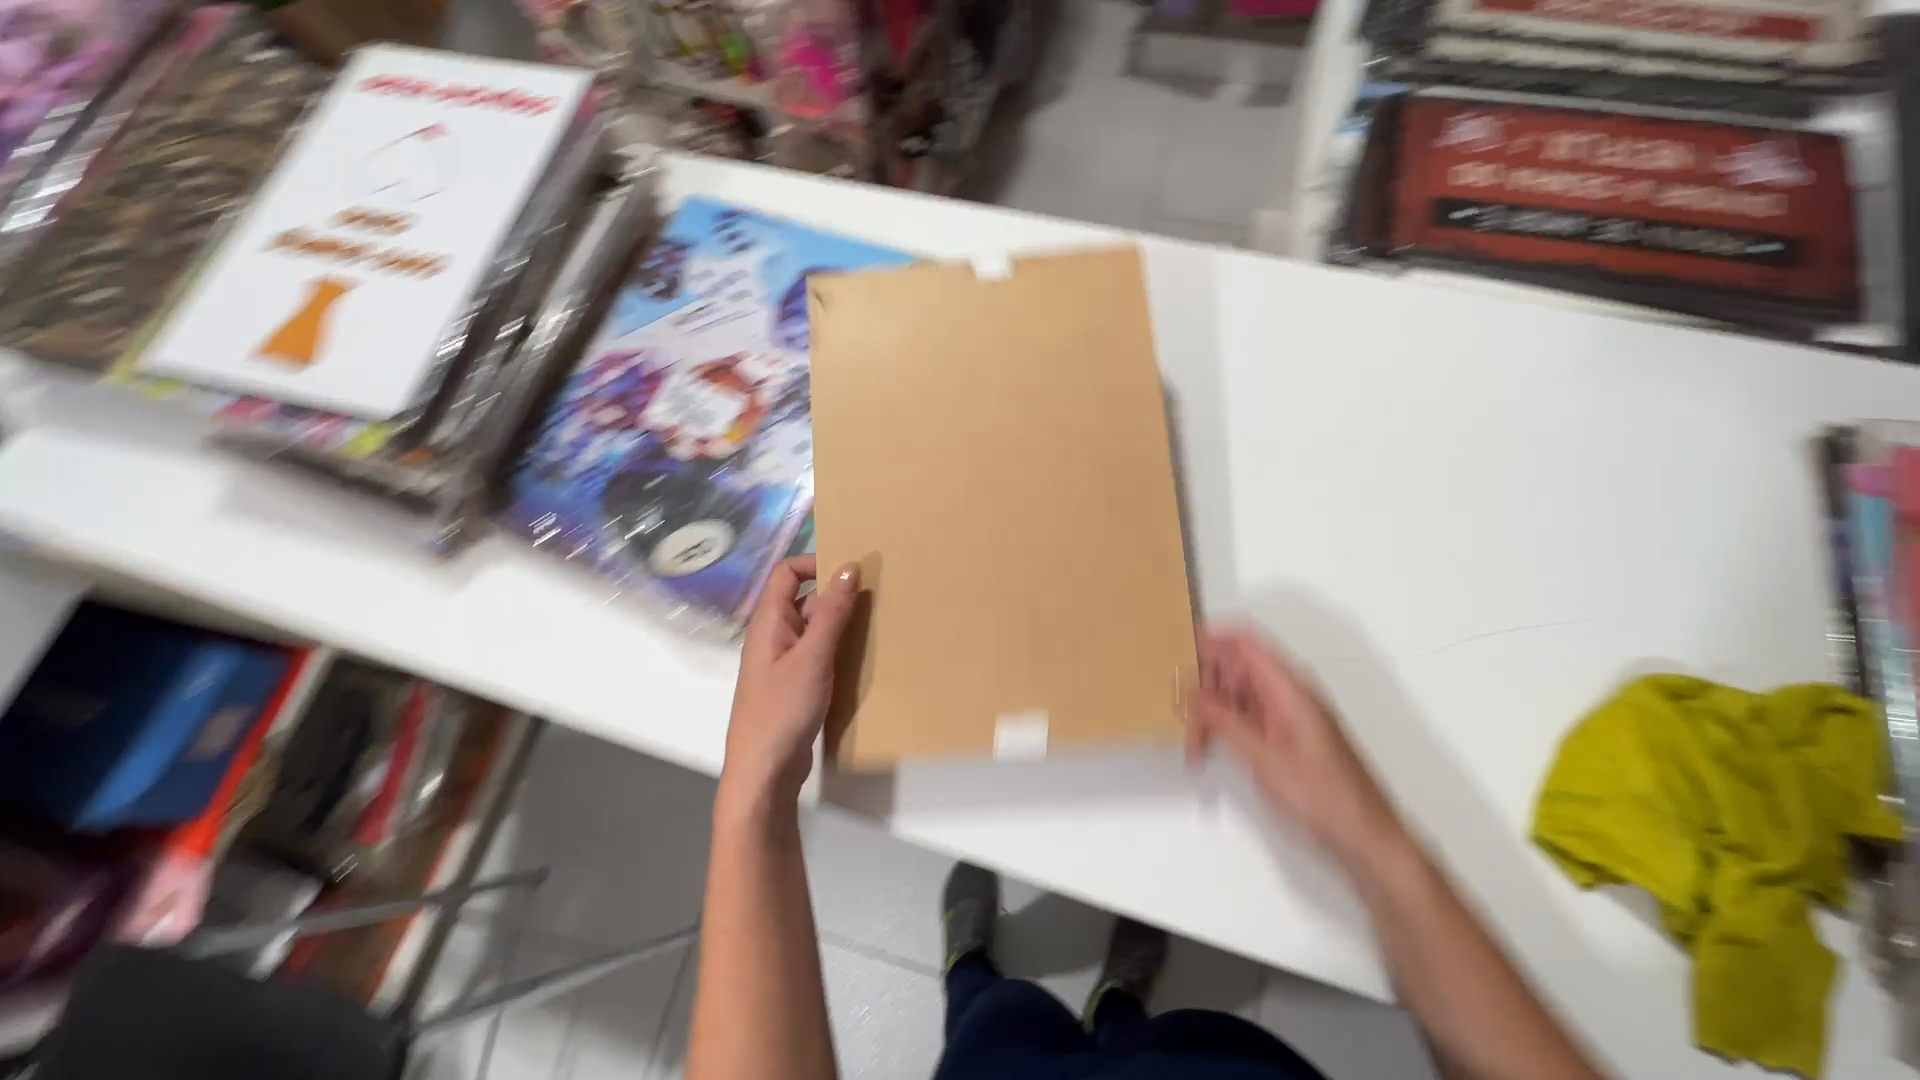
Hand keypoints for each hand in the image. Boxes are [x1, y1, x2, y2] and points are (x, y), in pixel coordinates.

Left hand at [722, 555, 860, 805]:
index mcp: (769, 622)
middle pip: (803, 599)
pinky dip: (839, 649)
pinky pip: (818, 654)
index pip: (787, 573)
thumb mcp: (812, 657)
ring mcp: (783, 663)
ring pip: (814, 628)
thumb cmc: (782, 709)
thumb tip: (850, 567)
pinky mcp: (795, 686)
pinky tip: (863, 658)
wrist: (764, 771)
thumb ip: (831, 613)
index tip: (853, 570)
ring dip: (841, 623)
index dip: (815, 562)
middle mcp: (773, 637)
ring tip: (877, 624)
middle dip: (836, 594)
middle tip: (876, 596)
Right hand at [1184, 625, 1407, 867]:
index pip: (1244, 644)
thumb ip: (1224, 719)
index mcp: (1289, 688)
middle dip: (1202, 686)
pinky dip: (1221, 729)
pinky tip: (1205, 751)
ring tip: (1191, 743)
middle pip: (1234, 669)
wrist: (1363, 835)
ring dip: (1208, 713)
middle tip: (1179, 711)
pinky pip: (1243, 718)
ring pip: (1234, 696)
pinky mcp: (1281, 737)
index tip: (1177, 650)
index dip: (1211, 639)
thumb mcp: (1263, 756)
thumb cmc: (1324, 795)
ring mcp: (1284, 716)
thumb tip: (1192, 690)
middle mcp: (1286, 694)